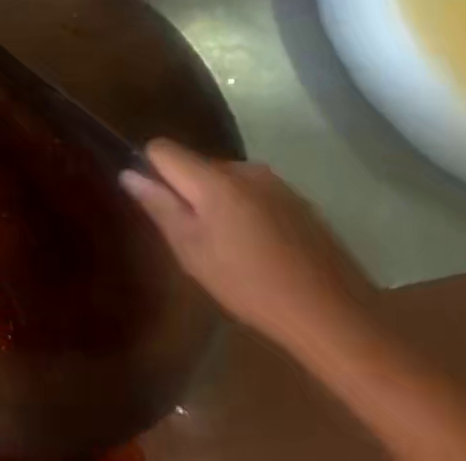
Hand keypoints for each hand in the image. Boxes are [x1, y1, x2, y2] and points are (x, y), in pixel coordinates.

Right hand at [120, 140, 371, 347]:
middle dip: (187, 190)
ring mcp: (276, 182)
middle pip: (195, 163)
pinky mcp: (300, 200)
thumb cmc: (251, 287)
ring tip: (232, 247)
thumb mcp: (192, 252)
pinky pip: (255, 192)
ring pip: (226, 179)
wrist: (336, 317)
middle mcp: (243, 168)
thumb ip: (160, 207)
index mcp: (213, 179)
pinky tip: (262, 249)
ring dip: (219, 201)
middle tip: (196, 237)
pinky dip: (248, 210)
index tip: (161, 205)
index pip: (162, 148)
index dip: (152, 171)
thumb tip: (128, 173)